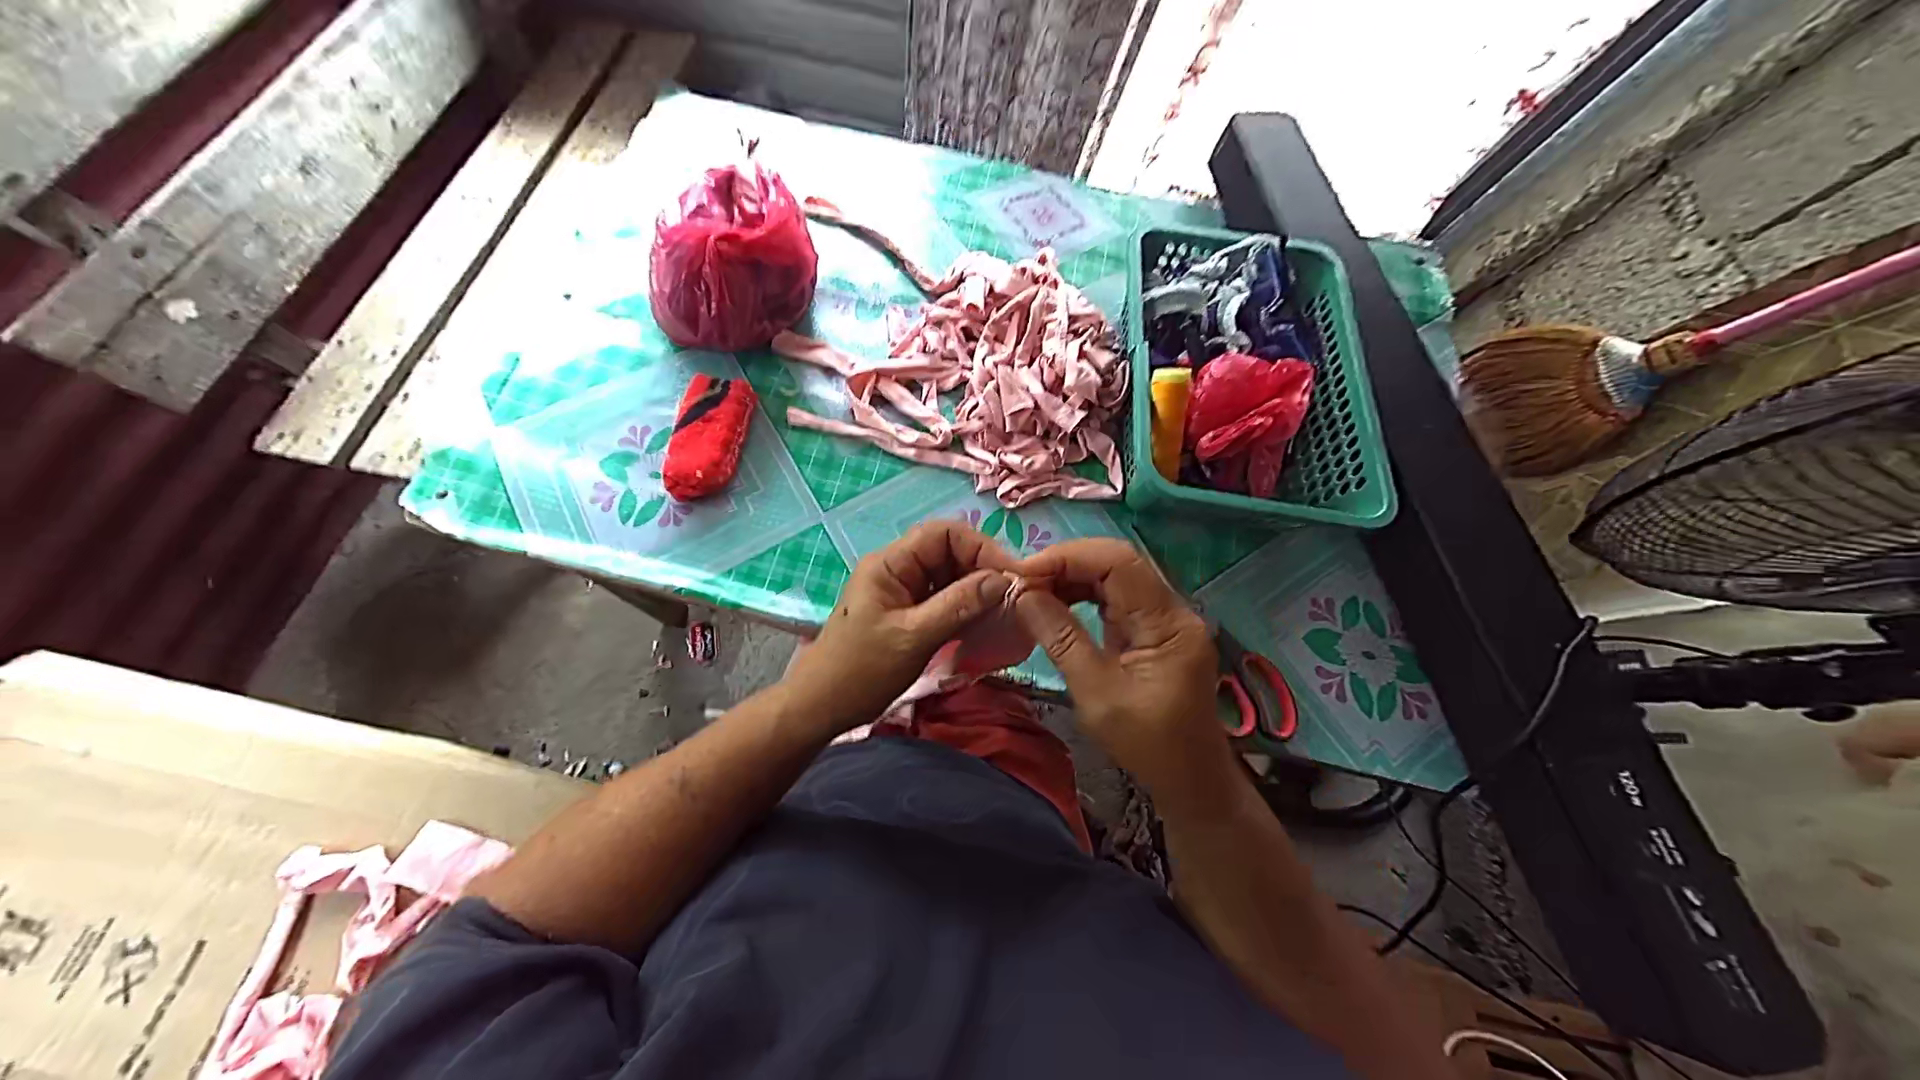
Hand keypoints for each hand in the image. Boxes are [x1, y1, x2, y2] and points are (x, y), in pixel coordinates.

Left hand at [784, 521, 1018, 732]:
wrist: (822, 707)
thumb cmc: (861, 671)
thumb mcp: (914, 637)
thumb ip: (958, 605)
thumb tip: (1003, 579)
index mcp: (890, 563)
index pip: (943, 534)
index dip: (980, 547)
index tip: (1010, 576)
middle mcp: (897, 569)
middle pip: (949, 552)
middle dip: (982, 568)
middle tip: (1012, 596)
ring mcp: (902, 591)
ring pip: (949, 576)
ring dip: (977, 589)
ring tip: (1004, 609)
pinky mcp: (908, 613)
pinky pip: (944, 598)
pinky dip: (966, 606)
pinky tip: (984, 621)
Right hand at [1010, 539, 1230, 810]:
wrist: (1191, 778)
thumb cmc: (1147, 744)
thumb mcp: (1096, 694)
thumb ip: (1061, 638)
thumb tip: (1023, 594)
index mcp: (1168, 623)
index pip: (1119, 563)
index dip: (1068, 558)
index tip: (1024, 574)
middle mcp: (1173, 609)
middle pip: (1117, 562)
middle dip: (1066, 564)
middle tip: (1021, 580)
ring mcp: (1164, 617)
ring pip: (1114, 575)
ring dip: (1071, 577)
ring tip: (1030, 590)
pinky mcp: (1153, 629)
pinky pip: (1115, 597)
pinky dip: (1082, 594)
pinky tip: (1054, 602)